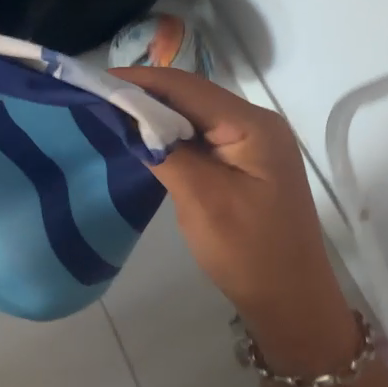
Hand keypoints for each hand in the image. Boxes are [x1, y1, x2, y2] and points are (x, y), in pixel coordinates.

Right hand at [113, 67, 357, 376]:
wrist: (293, 307)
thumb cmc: (249, 254)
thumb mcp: (200, 199)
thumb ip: (162, 149)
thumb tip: (123, 114)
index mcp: (253, 125)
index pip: (185, 86)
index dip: (138, 80)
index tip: (94, 79)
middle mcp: (256, 122)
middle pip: (190, 93)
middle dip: (144, 92)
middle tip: (96, 94)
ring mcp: (252, 141)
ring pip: (193, 111)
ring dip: (154, 110)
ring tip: (111, 110)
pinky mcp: (245, 159)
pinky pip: (200, 132)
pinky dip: (170, 131)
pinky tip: (144, 136)